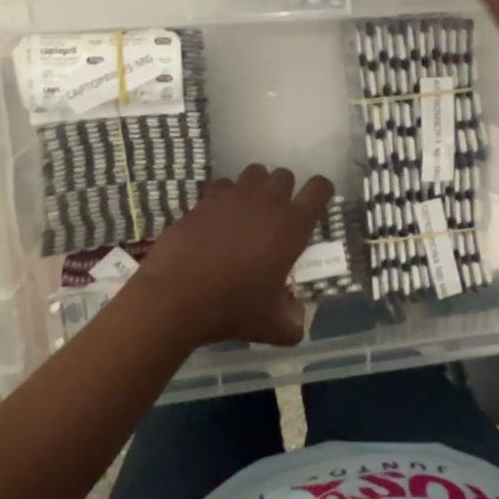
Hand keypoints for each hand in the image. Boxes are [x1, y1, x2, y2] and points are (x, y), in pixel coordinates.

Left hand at [133, 165, 334, 348]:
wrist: (176, 298)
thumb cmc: (232, 309)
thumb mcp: (272, 325)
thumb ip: (292, 323)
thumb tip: (298, 321)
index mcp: (291, 228)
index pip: (318, 190)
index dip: (322, 190)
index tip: (319, 199)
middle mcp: (266, 204)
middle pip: (284, 175)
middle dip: (286, 189)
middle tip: (278, 213)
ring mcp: (232, 198)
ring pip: (254, 173)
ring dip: (257, 186)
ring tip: (250, 208)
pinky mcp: (203, 201)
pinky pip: (222, 185)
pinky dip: (226, 195)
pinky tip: (219, 215)